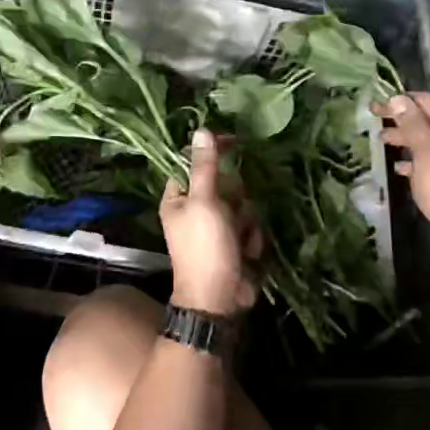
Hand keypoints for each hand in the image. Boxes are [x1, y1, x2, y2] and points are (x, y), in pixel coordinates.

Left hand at [160, 129, 261, 315]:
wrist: (218, 300)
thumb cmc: (205, 248)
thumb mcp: (204, 202)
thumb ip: (204, 166)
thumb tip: (200, 129)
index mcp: (178, 198)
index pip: (194, 163)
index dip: (213, 153)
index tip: (234, 143)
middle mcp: (195, 209)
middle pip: (224, 183)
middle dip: (235, 197)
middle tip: (231, 211)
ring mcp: (216, 227)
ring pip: (243, 204)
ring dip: (246, 221)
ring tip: (239, 239)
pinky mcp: (235, 243)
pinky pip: (251, 227)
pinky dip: (251, 239)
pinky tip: (247, 254)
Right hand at [378, 92, 429, 246]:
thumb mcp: (427, 155)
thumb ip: (413, 125)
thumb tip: (400, 98)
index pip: (428, 100)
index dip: (400, 101)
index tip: (376, 107)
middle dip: (404, 121)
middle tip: (375, 125)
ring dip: (411, 141)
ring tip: (385, 145)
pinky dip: (424, 160)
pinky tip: (405, 170)